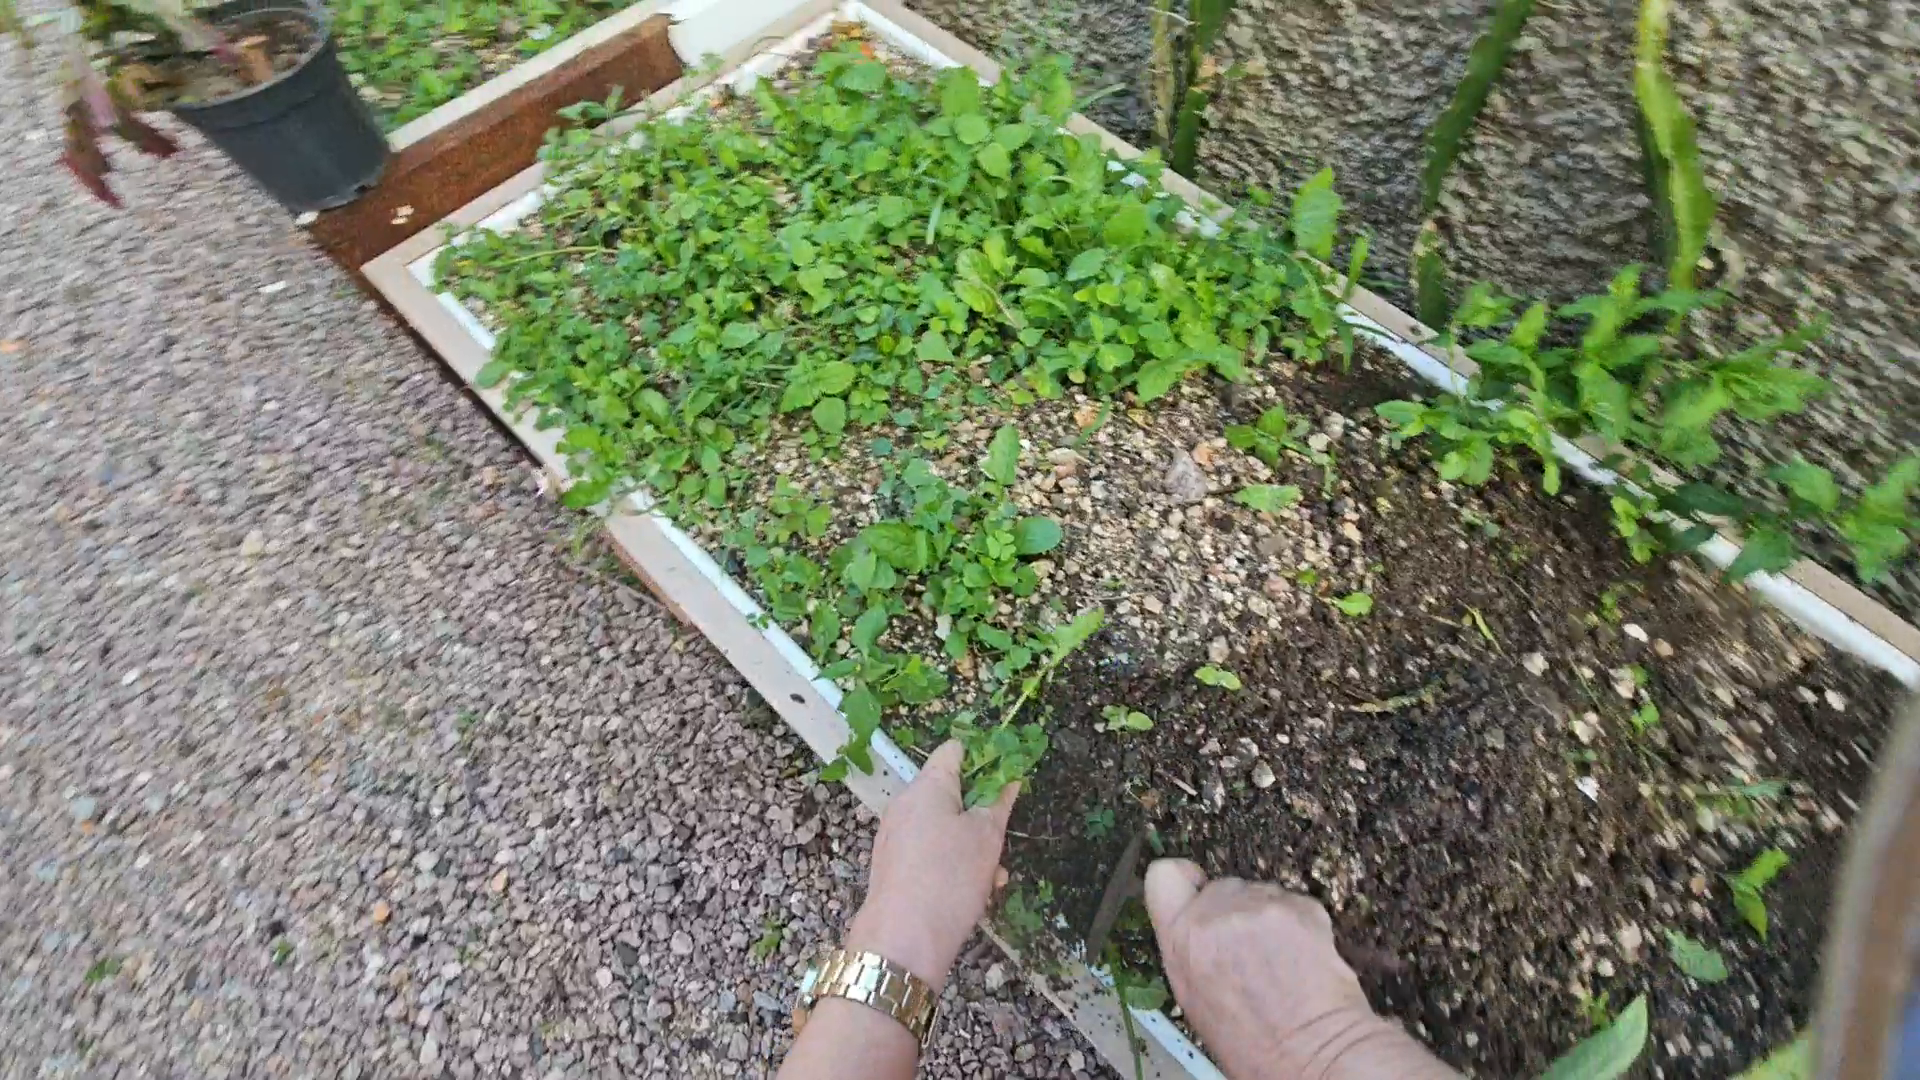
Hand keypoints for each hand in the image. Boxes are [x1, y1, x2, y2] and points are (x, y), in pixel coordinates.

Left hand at [844, 741, 1016, 992]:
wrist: (902, 941)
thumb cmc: (950, 877)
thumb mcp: (987, 837)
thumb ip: (999, 803)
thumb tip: (1008, 779)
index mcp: (927, 785)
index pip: (954, 750)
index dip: (983, 756)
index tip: (1006, 775)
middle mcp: (905, 802)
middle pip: (949, 791)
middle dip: (980, 811)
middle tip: (1002, 837)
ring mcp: (895, 834)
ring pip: (942, 826)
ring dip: (970, 843)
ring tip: (994, 876)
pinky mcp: (892, 863)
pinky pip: (928, 850)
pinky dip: (950, 862)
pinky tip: (972, 892)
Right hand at [1144, 860, 1457, 1079]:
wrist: (1317, 1062)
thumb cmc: (1255, 1046)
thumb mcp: (1194, 997)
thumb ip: (1190, 947)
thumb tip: (1200, 923)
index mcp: (1180, 939)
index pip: (1163, 874)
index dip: (1183, 879)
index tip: (1196, 889)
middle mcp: (1213, 914)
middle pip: (1219, 886)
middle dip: (1235, 909)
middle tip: (1251, 949)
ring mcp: (1257, 906)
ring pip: (1260, 892)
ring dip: (1269, 918)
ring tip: (1282, 962)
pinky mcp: (1299, 907)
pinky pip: (1295, 903)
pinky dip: (1301, 925)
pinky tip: (1305, 960)